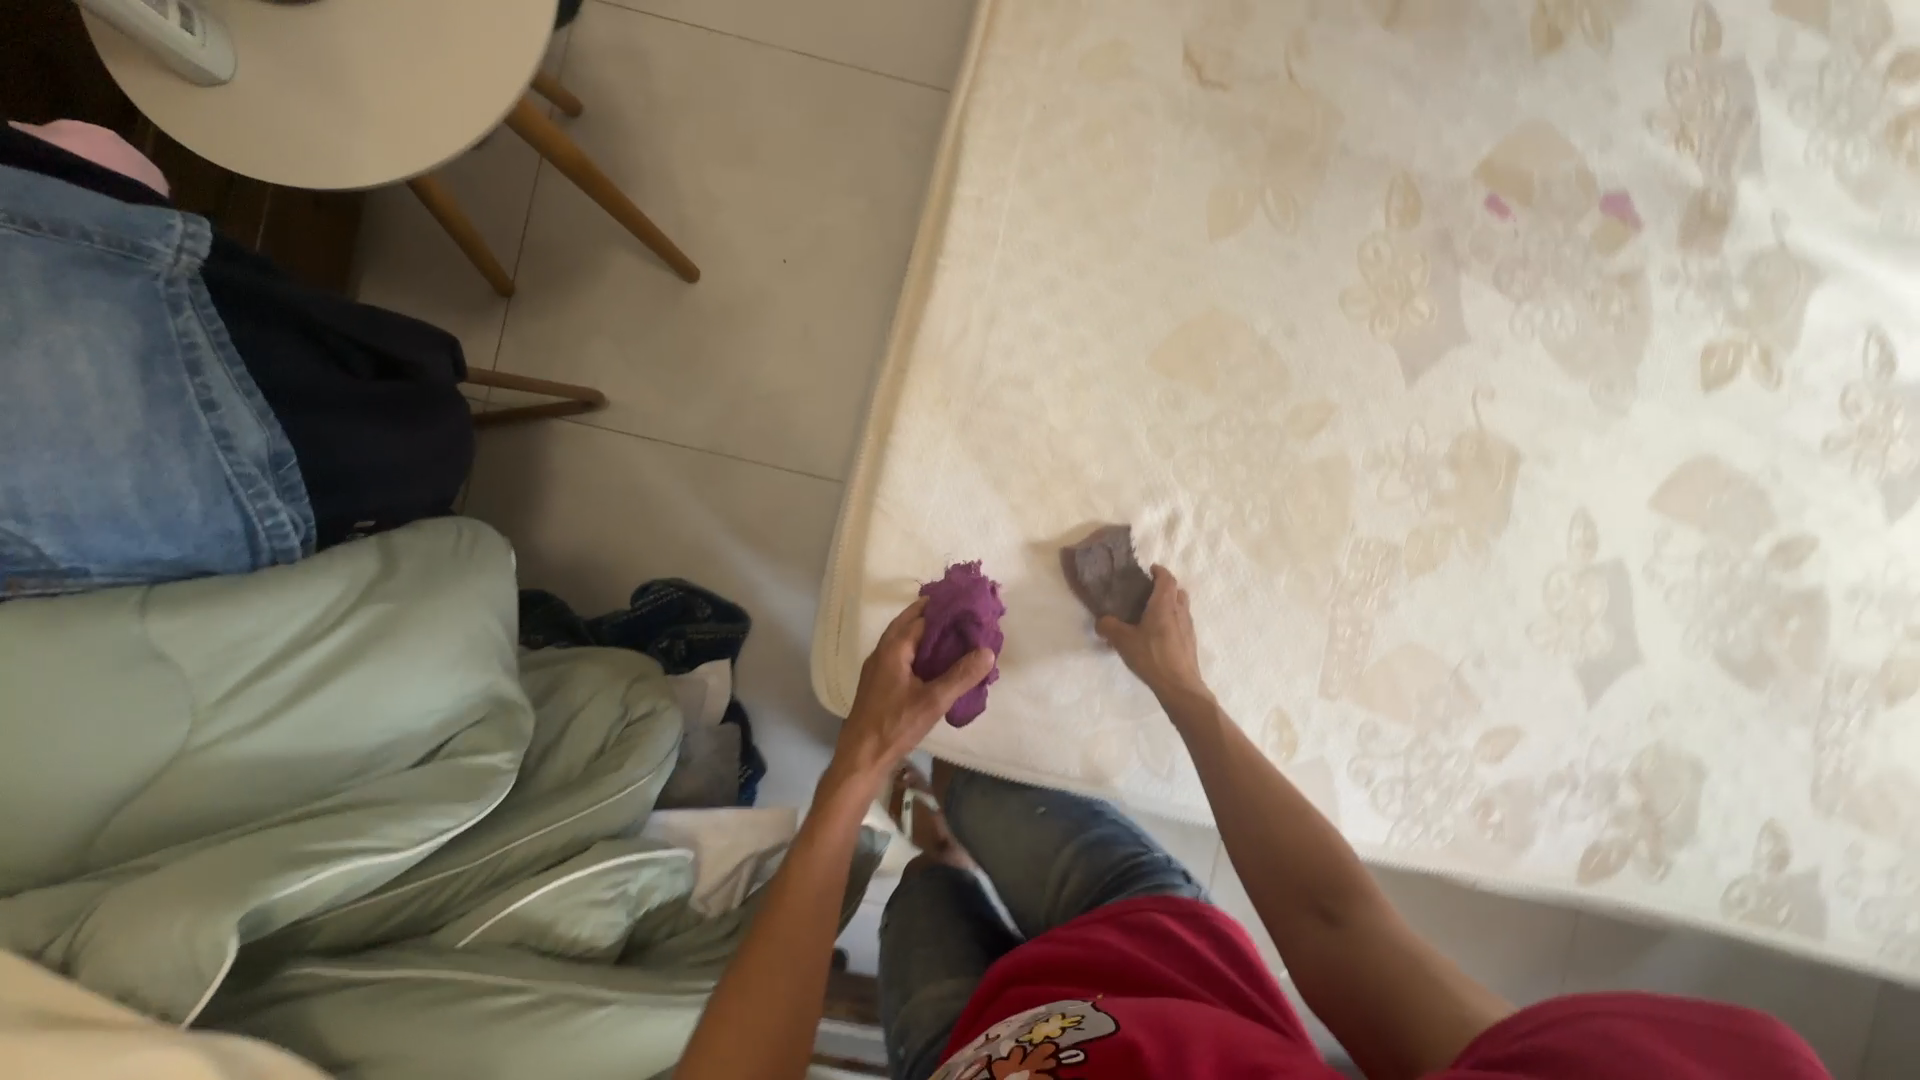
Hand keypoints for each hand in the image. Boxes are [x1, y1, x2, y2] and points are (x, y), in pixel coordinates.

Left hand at [828, 598, 995, 794]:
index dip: (944, 611)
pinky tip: (932, 661)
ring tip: (950, 633)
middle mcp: (882, 652)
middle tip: (959, 613)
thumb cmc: (895, 725)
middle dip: (931, 615)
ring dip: (922, 632)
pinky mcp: (878, 682)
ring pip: (901, 639)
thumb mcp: (933, 701)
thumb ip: (960, 676)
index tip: (967, 607)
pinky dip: (916, 649)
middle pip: (907, 622)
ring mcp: (877, 667)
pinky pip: (899, 654)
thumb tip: (987, 651)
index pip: (921, 618)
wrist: (861, 756)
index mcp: (893, 649)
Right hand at [1097, 566, 1209, 705]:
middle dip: (1165, 588)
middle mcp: (1179, 612)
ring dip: (1170, 605)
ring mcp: (1188, 628)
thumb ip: (1108, 627)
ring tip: (1152, 615)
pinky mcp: (1190, 643)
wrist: (1179, 685)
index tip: (1150, 570)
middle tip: (1149, 593)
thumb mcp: (1122, 640)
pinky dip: (1172, 622)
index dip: (1159, 571)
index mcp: (1164, 605)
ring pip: (1181, 608)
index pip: (1166, 579)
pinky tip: (1158, 637)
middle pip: (1177, 591)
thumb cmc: (1151, 656)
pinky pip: (1181, 624)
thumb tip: (1101, 621)